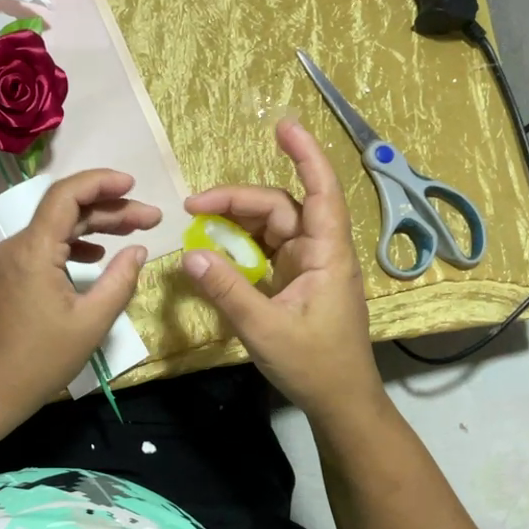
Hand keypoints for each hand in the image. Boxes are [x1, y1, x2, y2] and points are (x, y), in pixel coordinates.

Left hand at [0, 169, 157, 414]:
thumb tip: (138, 250)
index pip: (66, 195)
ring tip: (133, 232)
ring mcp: (7, 260)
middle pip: (65, 210)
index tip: (133, 185)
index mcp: (33, 251)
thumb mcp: (92, 321)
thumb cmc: (44, 358)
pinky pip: (43, 246)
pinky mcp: (7, 274)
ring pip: (55, 227)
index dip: (101, 183)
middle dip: (110, 209)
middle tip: (151, 219)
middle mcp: (15, 246)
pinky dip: (72, 244)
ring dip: (94, 226)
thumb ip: (120, 280)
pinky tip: (97, 254)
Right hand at [182, 120, 381, 418]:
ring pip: (269, 228)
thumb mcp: (264, 328)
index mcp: (326, 255)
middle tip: (191, 205)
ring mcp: (305, 268)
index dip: (306, 156)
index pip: (320, 192)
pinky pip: (263, 252)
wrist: (338, 401)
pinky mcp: (293, 284)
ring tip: (196, 222)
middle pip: (279, 208)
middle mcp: (318, 253)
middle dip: (237, 200)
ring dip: (234, 222)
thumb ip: (227, 289)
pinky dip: (238, 247)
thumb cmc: (313, 364)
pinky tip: (213, 250)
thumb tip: (190, 254)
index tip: (283, 127)